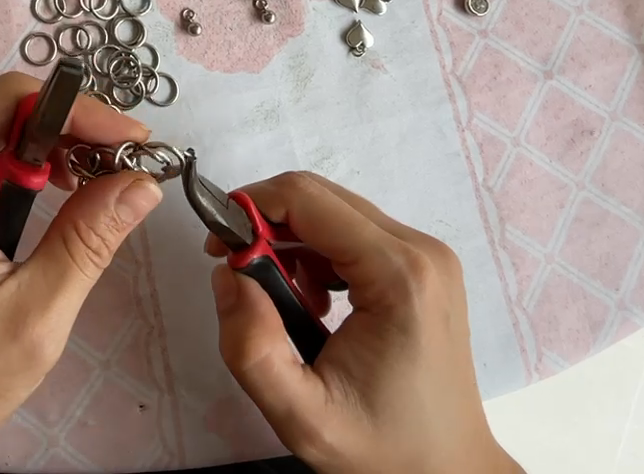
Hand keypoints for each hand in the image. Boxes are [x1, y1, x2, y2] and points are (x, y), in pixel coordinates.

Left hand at [0, 72, 165, 473]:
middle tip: (118, 158)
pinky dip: (20, 155)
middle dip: (66, 120)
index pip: (7, 100)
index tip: (132, 139)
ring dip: (46, 136)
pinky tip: (50, 188)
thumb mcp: (32, 316)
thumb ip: (87, 241)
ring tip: (92, 174)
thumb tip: (141, 182)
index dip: (75, 107)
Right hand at [207, 172, 521, 473]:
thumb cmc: (382, 450)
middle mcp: (418, 249)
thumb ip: (251, 347)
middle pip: (316, 195)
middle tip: (239, 269)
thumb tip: (228, 275)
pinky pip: (348, 227)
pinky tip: (312, 298)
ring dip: (287, 238)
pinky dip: (313, 250)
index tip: (219, 247)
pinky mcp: (420, 263)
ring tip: (280, 297)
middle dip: (264, 221)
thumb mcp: (302, 417)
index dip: (249, 208)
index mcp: (398, 275)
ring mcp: (424, 253)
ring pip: (329, 207)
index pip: (304, 198)